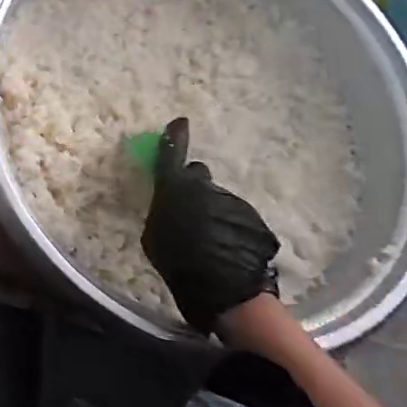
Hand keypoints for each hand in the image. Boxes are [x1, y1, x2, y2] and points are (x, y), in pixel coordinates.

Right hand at [140, 118, 279, 333]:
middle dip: (196, 189)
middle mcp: (203, 186)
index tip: (180, 122)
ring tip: (210, 240)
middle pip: (198, 177)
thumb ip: (164, 212)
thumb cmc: (175, 258)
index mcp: (174, 186)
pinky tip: (227, 247)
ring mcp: (231, 200)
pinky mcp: (252, 217)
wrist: (219, 284)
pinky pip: (236, 218)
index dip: (174, 137)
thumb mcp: (154, 235)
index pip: (171, 153)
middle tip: (192, 211)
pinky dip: (231, 228)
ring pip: (218, 200)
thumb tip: (171, 207)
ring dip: (214, 213)